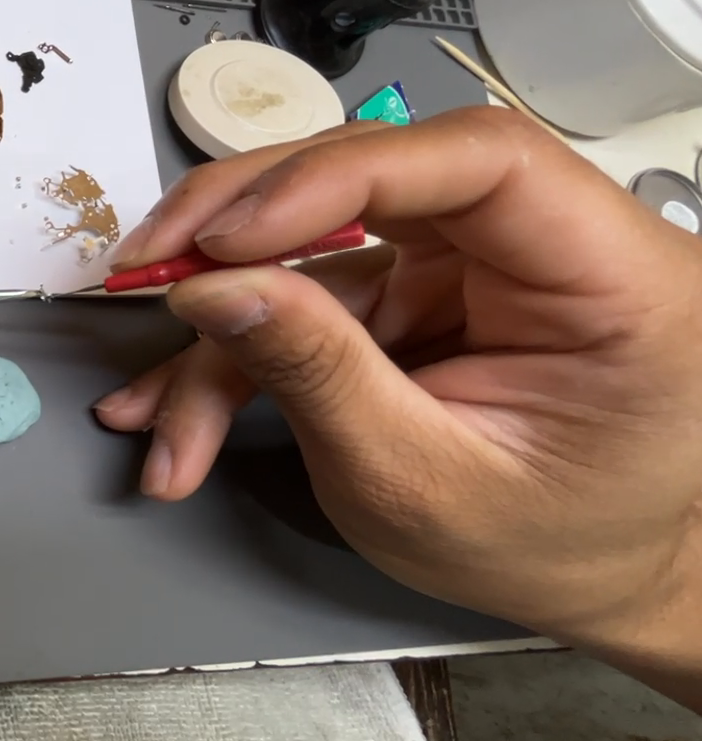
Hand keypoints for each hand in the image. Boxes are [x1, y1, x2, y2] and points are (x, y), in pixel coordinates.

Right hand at [91, 109, 701, 694]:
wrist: (561, 579)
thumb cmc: (527, 545)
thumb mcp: (409, 477)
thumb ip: (315, 372)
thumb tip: (204, 289)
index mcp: (608, 281)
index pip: (475, 161)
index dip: (330, 178)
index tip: (217, 242)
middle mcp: (525, 246)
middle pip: (357, 174)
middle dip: (224, 224)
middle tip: (132, 271)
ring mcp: (444, 267)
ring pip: (290, 253)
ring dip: (205, 333)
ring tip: (149, 416)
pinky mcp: (385, 295)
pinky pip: (277, 303)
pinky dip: (214, 362)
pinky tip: (165, 417)